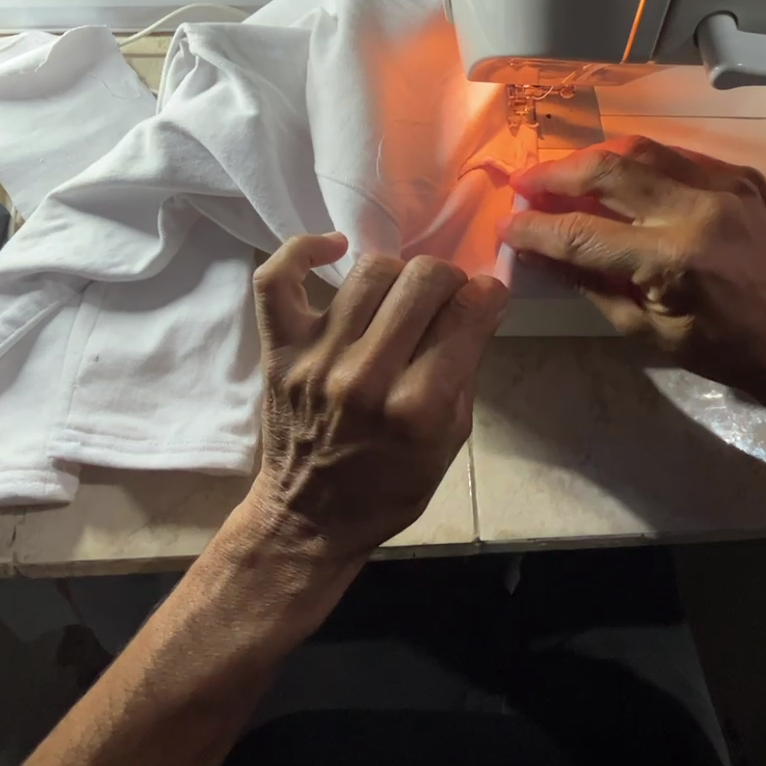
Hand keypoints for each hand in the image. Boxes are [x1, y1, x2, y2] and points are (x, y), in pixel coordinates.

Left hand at [245, 233, 508, 564]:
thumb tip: (480, 302)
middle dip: (449, 280)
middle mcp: (366, 376)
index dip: (488, 294)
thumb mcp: (452, 441)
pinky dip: (303, 250)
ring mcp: (316, 358)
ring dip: (399, 274)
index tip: (486, 297)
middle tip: (446, 299)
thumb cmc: (390, 486)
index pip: (468, 313)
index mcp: (418, 408)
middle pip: (423, 279)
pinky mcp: (278, 349)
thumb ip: (467, 369)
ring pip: (370, 270)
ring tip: (400, 296)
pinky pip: (277, 278)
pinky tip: (334, 249)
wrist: (309, 517)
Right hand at [499, 137, 765, 417]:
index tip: (507, 224)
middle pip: (608, 172)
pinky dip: (638, 162)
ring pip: (641, 149)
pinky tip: (618, 175)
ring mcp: (725, 186)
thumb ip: (588, 283)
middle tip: (525, 184)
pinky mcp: (742, 177)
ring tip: (563, 173)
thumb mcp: (644, 329)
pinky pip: (677, 155)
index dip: (536, 227)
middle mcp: (698, 210)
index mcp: (672, 260)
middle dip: (556, 174)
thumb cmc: (721, 349)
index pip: (583, 233)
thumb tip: (539, 252)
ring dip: (593, 158)